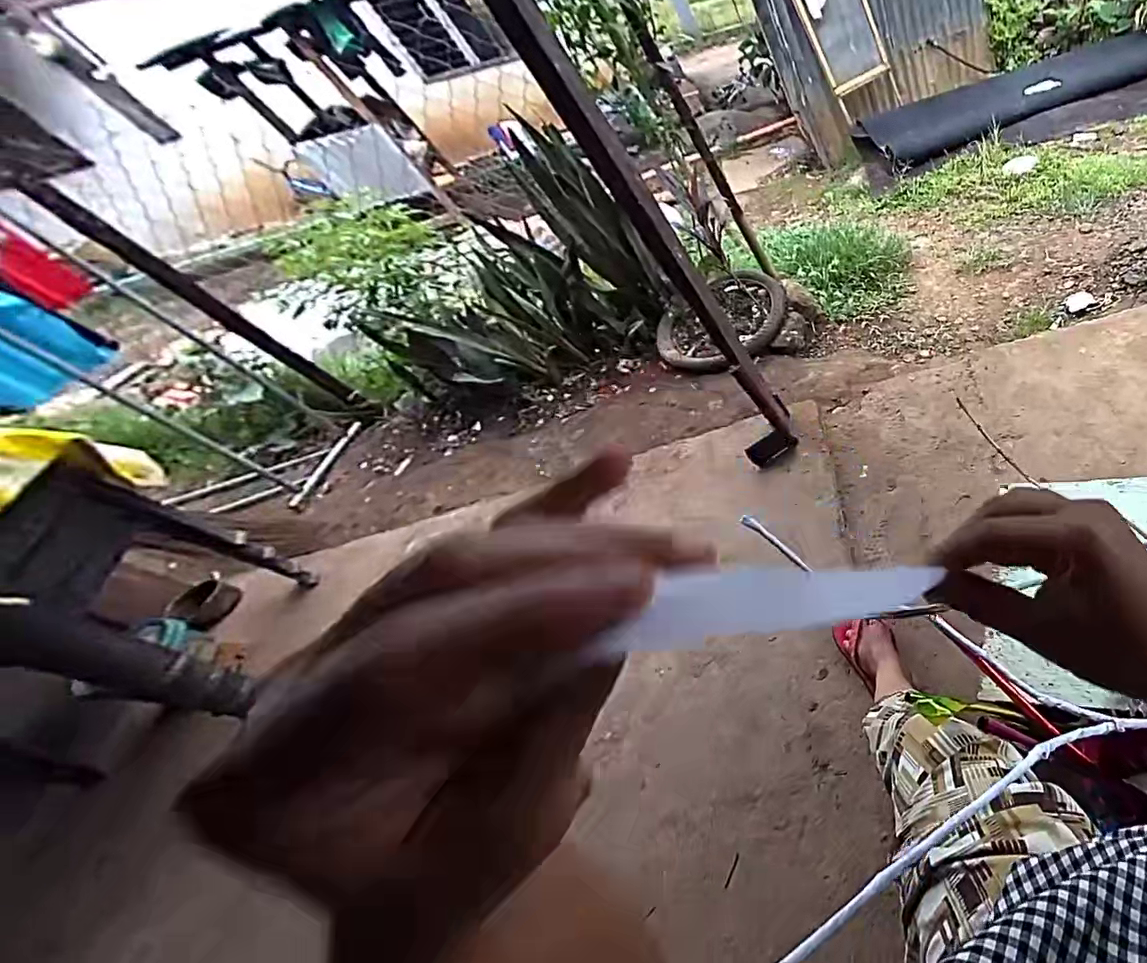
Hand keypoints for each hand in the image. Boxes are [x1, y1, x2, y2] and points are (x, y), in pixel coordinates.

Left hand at [178, 451, 714, 962]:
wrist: (427, 865)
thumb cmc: (453, 872)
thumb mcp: (504, 837)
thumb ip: (550, 734)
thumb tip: (622, 625)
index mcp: (278, 769)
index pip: (401, 664)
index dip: (527, 616)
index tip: (639, 592)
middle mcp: (306, 674)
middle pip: (440, 583)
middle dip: (570, 563)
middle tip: (670, 564)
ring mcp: (363, 625)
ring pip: (478, 552)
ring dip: (588, 540)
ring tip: (675, 548)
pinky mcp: (426, 598)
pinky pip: (494, 539)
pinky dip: (562, 504)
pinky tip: (613, 465)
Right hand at [931, 489, 1146, 710]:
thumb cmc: (1120, 654)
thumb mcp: (1043, 631)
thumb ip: (984, 602)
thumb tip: (936, 585)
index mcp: (1072, 531)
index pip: (993, 531)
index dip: (952, 552)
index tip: (921, 576)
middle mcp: (1082, 508)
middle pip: (1006, 508)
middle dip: (969, 536)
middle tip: (940, 572)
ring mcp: (1095, 512)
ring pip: (1025, 509)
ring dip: (992, 533)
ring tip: (965, 568)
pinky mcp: (1101, 526)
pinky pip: (1046, 520)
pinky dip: (1017, 537)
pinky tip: (1003, 562)